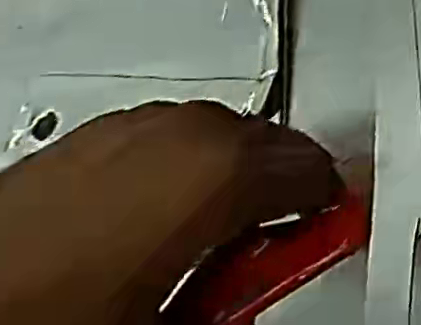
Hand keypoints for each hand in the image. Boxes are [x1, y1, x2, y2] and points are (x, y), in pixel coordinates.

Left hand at [0, 101, 341, 324]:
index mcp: (214, 168)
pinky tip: (156, 223)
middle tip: (288, 233)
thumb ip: (238, 294)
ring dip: (234, 174)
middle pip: (269, 140)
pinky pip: (166, 137)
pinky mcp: (82, 136)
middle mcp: (179, 129)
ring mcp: (129, 125)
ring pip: (218, 133)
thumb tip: (265, 288)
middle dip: (284, 184)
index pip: (309, 168)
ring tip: (218, 237)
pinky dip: (184, 167)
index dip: (332, 199)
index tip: (338, 217)